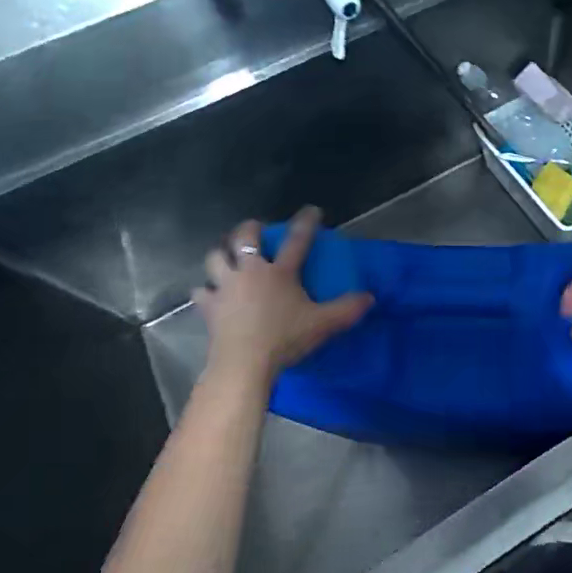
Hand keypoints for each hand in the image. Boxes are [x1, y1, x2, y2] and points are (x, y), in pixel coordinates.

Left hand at [193, 206, 373, 379]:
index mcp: (280, 273)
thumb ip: (347, 309)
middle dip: (249, 228)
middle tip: (255, 229)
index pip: (297, 241)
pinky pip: (201, 291)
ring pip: (215, 257)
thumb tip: (370, 297)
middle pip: (244, 238)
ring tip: (226, 257)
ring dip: (220, 254)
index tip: (311, 210)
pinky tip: (210, 293)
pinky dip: (205, 290)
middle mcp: (250, 271)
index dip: (306, 223)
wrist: (245, 361)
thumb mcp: (323, 324)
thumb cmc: (285, 339)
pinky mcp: (209, 306)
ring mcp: (226, 286)